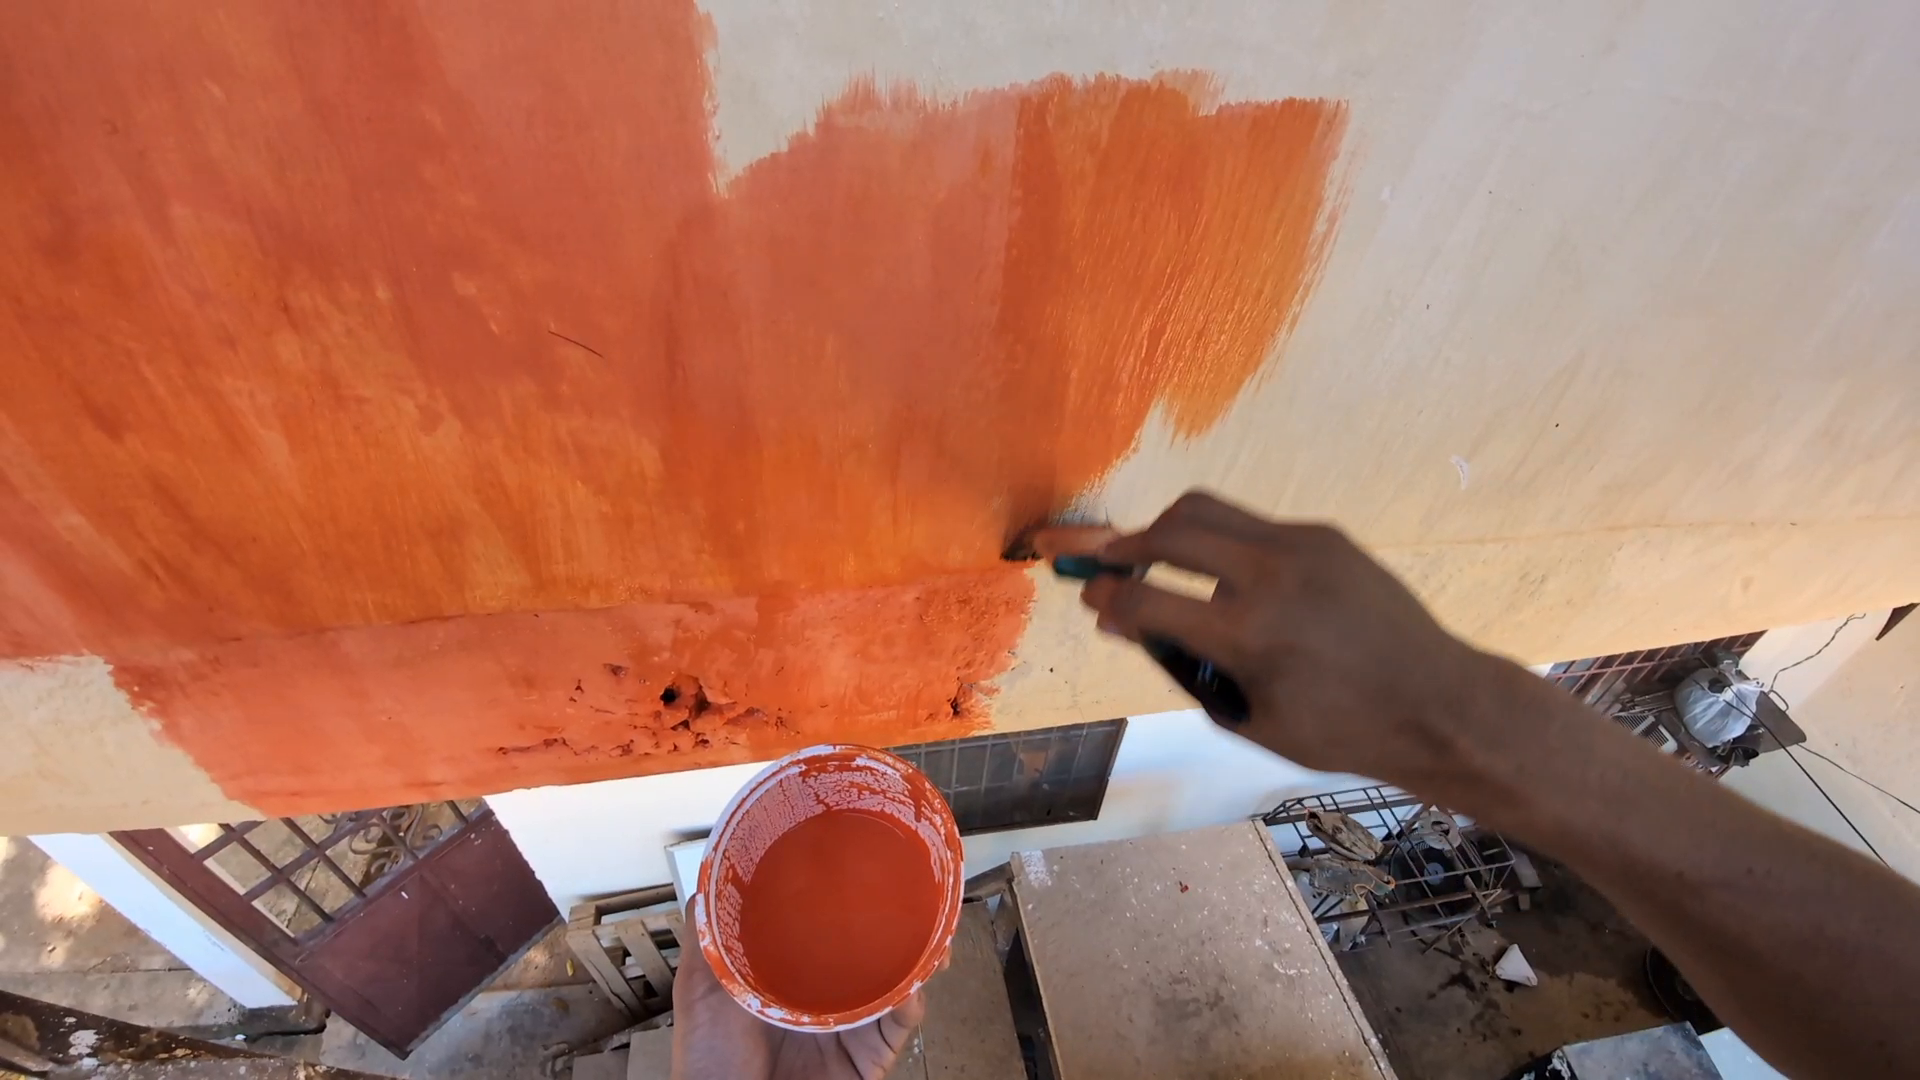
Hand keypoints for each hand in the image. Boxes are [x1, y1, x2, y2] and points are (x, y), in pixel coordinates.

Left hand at [670, 909, 924, 1079]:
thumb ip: (706, 942)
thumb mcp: (700, 993)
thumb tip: (706, 884)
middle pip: (876, 954)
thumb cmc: (710, 1061)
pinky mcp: (867, 1059)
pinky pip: (898, 1027)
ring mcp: (851, 1028)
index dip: (856, 904)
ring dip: (921, 960)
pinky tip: (914, 987)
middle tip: (920, 901)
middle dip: (903, 927)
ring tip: (935, 940)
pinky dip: (912, 1005)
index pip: (835, 932)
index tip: (870, 872)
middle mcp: (830, 997)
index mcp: (797, 976)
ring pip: (897, 985)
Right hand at [1080, 490, 1508, 798]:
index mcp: (1247, 634)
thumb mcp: (1244, 715)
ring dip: (1166, 529)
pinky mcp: (1322, 534)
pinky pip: (1249, 525)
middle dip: (1123, 545)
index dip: (1105, 594)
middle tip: (1106, 562)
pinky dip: (1219, 543)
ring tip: (1155, 555)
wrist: (1443, 705)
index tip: (1087, 594)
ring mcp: (1299, 545)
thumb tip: (1119, 620)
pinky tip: (1228, 575)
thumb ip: (1178, 662)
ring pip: (1205, 509)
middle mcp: (1268, 575)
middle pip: (1168, 531)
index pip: (1145, 598)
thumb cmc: (1338, 731)